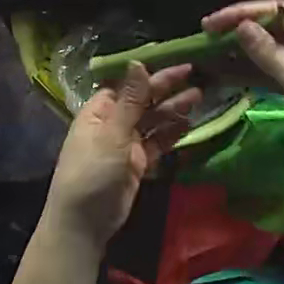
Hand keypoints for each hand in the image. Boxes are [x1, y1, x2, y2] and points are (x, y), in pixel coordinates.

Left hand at [44, 63, 200, 246]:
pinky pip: (156, 143)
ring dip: (173, 110)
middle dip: (166, 89)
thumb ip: (130, 100)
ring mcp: (125, 144)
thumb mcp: (112, 133)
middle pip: (142, 101)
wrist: (84, 221)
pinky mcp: (136, 164)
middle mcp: (112, 123)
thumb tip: (137, 62)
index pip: (126, 85)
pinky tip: (189, 124)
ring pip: (152, 121)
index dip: (150, 74)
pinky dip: (171, 134)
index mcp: (99, 111)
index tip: (178, 64)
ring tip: (199, 97)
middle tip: (196, 75)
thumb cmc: (92, 171)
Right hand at [203, 0, 283, 172]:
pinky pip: (278, 72)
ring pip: (273, 51)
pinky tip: (229, 74)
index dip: (241, 14)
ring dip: (243, 53)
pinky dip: (255, 72)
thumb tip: (242, 27)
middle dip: (238, 32)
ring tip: (208, 56)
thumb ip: (271, 56)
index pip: (277, 12)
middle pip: (274, 29)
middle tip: (203, 40)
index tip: (208, 24)